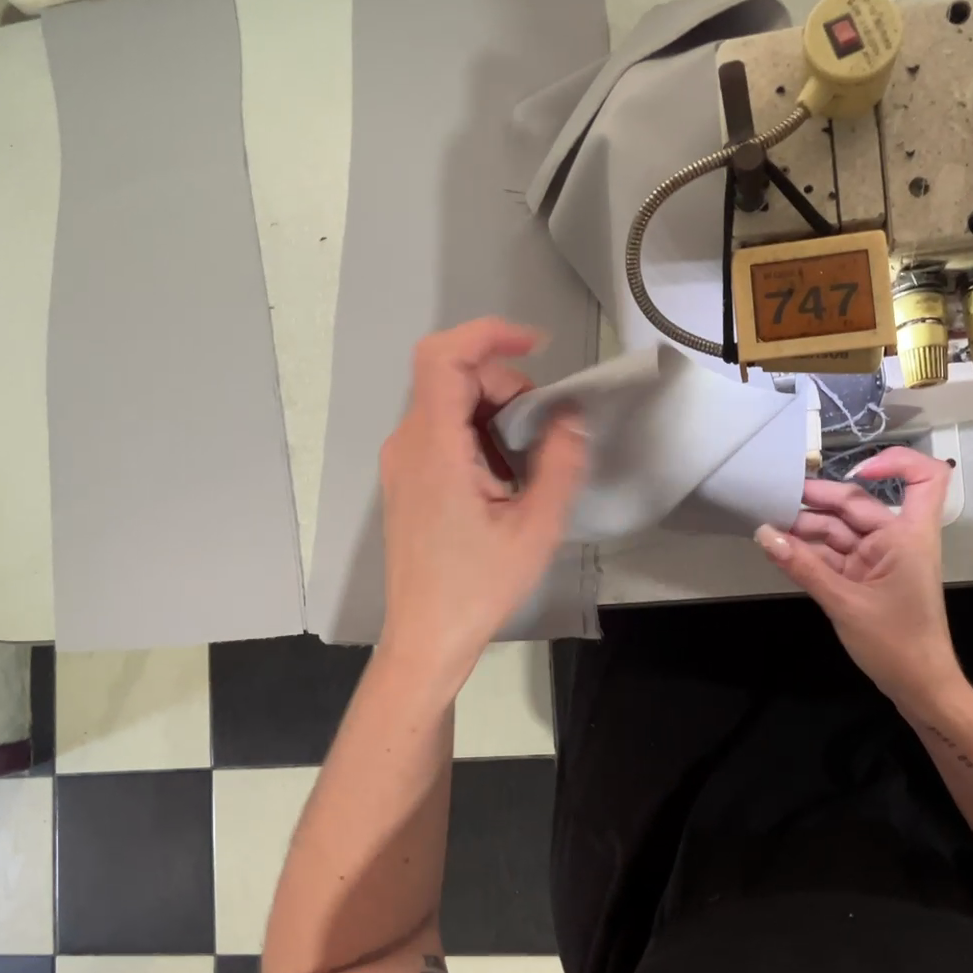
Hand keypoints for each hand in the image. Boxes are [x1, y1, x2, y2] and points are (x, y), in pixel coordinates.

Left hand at [377, 318, 586, 680]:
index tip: (536, 347)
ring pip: (448, 403)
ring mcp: (402, 462)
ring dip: (494, 414)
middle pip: (452, 377)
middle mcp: (408, 444)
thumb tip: (570, 418)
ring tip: (525, 465)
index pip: (443, 356)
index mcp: (434, 449)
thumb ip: (559, 464)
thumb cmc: (478, 588)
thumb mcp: (536, 528)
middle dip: (505, 387)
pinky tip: (502, 480)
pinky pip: (442, 431)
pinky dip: (478, 435)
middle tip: (542, 433)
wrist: (426, 638)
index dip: (488, 334)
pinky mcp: (406, 479)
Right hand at [755, 448, 959, 704]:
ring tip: (769, 527)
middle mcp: (896, 540)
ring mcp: (879, 559)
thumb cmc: (896, 643)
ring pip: (841, 530)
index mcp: (908, 536)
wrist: (919, 688)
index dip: (896, 463)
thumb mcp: (844, 603)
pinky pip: (834, 555)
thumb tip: (764, 534)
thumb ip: (802, 567)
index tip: (856, 471)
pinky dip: (810, 552)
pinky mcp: (865, 578)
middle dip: (818, 500)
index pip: (925, 478)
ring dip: (807, 528)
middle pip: (858, 505)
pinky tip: (781, 549)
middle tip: (775, 499)